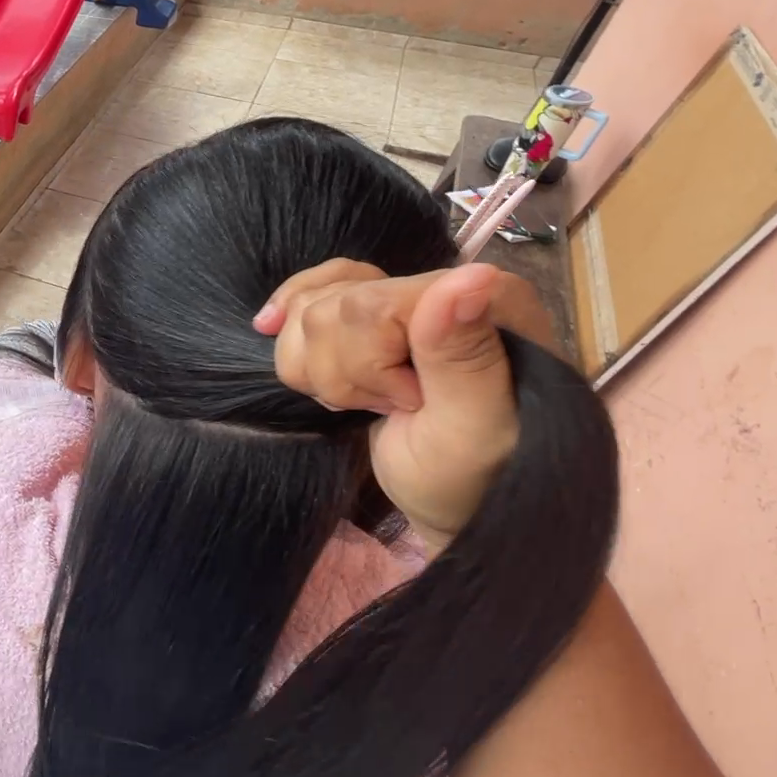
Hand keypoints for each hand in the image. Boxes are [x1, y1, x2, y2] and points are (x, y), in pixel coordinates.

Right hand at [254, 260, 552, 552]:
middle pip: (330, 304)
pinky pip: (300, 304)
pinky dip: (293, 345)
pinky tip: (302, 362)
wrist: (462, 503)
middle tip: (395, 407)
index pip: (369, 302)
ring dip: (321, 370)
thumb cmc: (477, 477)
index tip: (411, 401)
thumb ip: (463, 354)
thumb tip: (470, 274)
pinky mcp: (367, 319)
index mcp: (483, 300)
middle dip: (342, 371)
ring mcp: (398, 302)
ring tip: (375, 403)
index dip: (367, 361)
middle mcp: (440, 286)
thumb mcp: (475, 428)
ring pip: (305, 310)